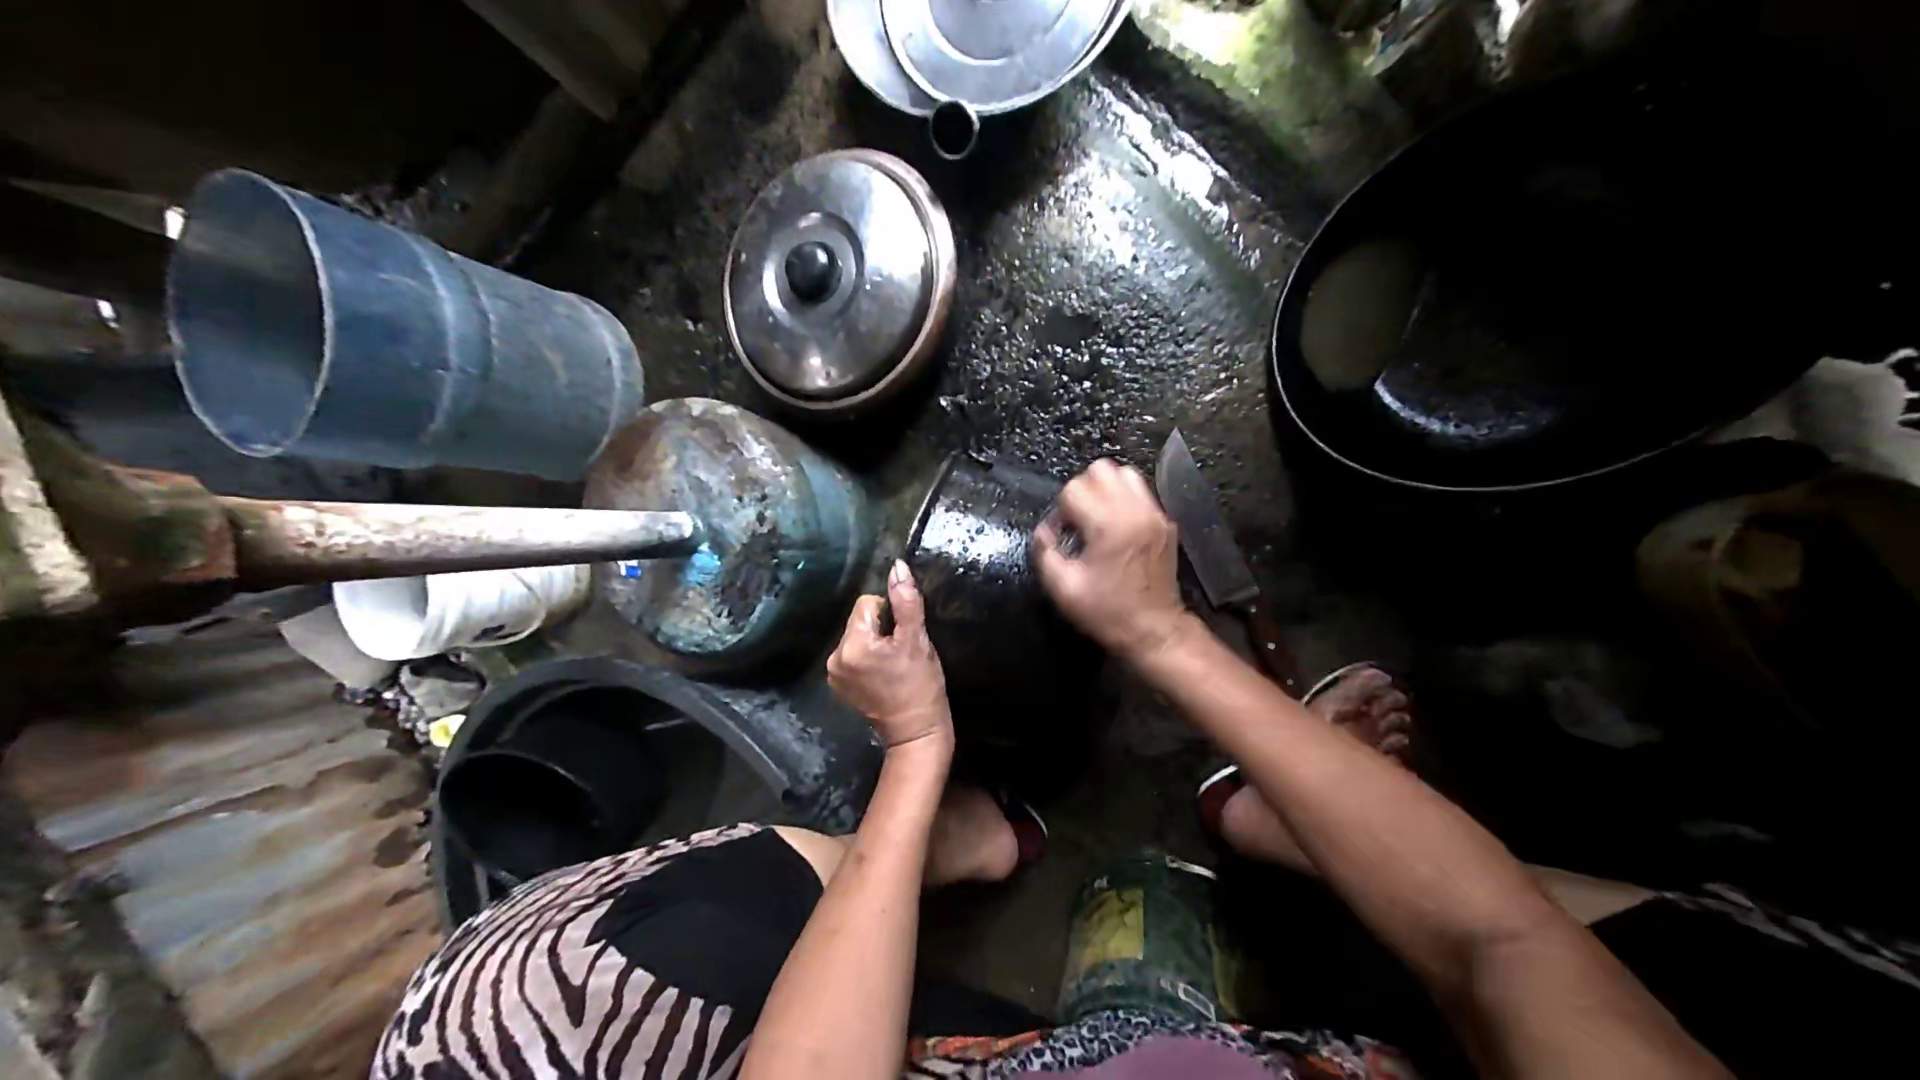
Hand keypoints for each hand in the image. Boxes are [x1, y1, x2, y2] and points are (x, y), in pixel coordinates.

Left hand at [827, 560, 954, 753]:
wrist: (916, 731)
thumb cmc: (921, 685)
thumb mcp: (917, 640)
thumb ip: (906, 601)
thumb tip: (897, 566)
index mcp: (852, 644)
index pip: (867, 603)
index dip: (890, 614)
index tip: (903, 636)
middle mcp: (835, 657)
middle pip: (859, 621)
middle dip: (880, 629)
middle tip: (900, 652)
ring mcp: (834, 675)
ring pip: (857, 638)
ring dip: (874, 644)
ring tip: (893, 665)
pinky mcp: (839, 686)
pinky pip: (852, 656)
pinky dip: (867, 660)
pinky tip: (883, 676)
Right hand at [1034, 459, 1191, 660]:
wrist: (1154, 629)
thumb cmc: (1107, 612)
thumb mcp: (1062, 588)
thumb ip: (1045, 551)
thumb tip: (1045, 530)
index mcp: (1107, 525)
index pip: (1074, 488)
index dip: (1061, 510)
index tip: (1065, 535)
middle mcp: (1134, 510)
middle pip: (1100, 469)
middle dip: (1083, 490)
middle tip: (1080, 520)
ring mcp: (1154, 514)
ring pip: (1125, 473)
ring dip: (1106, 489)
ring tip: (1100, 517)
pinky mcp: (1166, 522)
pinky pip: (1142, 492)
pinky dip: (1126, 500)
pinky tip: (1119, 527)